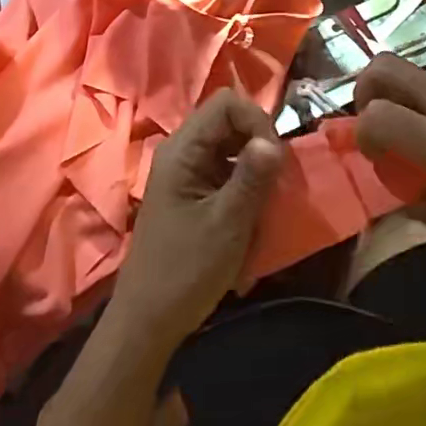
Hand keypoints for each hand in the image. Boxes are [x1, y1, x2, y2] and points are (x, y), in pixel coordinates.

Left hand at [112, 89, 283, 344]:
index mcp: (183, 149)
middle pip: (229, 120)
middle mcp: (182, 150)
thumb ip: (252, 178)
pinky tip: (256, 210)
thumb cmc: (186, 270)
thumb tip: (275, 141)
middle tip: (277, 178)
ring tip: (270, 195)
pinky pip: (225, 168)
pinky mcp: (193, 191)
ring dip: (255, 164)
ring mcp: (186, 171)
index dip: (257, 120)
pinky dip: (245, 181)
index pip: (226, 104)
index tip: (275, 158)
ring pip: (230, 144)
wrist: (148, 321)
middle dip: (259, 142)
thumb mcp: (227, 224)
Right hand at [354, 55, 425, 265]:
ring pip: (412, 70)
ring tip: (424, 130)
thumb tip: (383, 186)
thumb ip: (417, 208)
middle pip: (384, 67)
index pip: (379, 116)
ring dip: (404, 96)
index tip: (374, 153)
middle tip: (376, 120)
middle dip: (365, 91)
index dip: (362, 132)